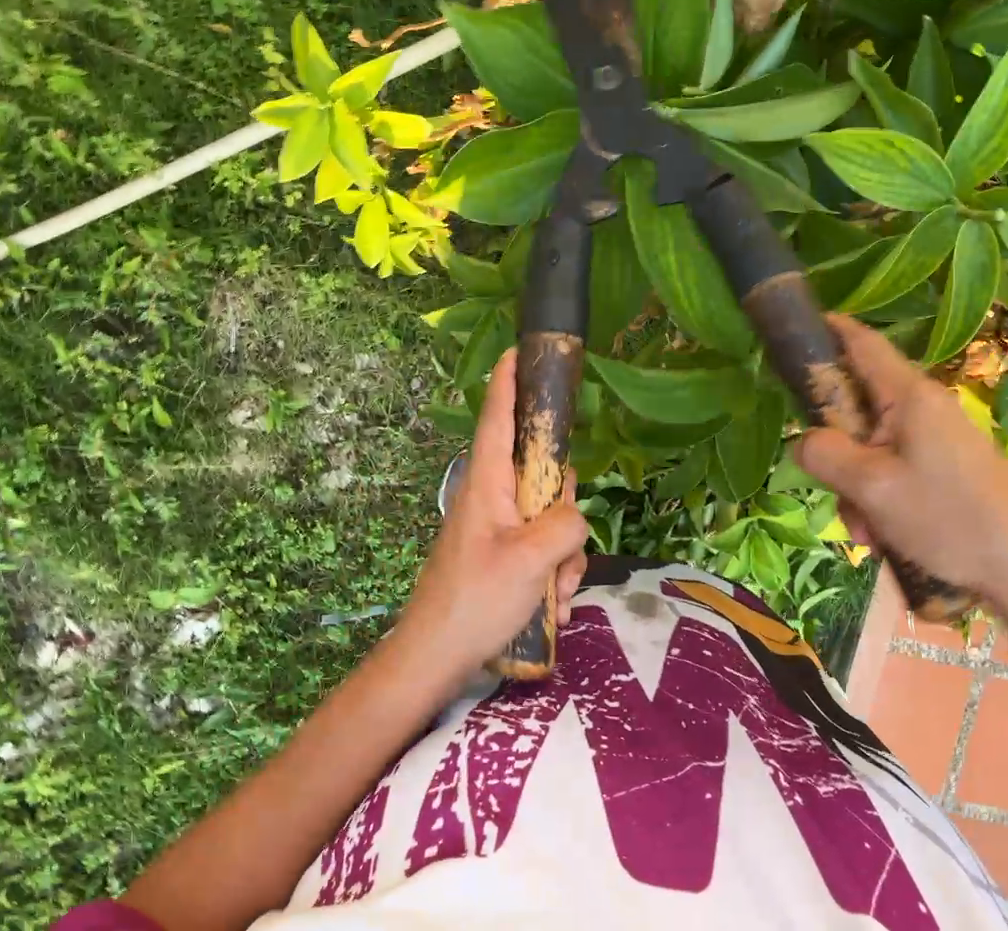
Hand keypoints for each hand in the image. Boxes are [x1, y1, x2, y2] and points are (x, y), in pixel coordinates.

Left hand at [400, 350, 588, 676]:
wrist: (434, 659)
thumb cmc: (475, 601)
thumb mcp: (532, 561)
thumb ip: (565, 524)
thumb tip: (573, 515)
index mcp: (487, 483)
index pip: (497, 417)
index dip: (509, 381)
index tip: (520, 349)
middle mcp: (491, 497)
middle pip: (543, 474)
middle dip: (566, 511)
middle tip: (561, 555)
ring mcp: (496, 529)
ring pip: (550, 519)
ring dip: (563, 557)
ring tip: (552, 595)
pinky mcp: (500, 557)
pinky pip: (541, 551)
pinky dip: (552, 576)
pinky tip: (548, 609)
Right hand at [792, 316, 1007, 609]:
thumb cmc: (947, 517)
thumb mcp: (871, 487)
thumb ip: (825, 454)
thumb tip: (803, 439)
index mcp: (909, 396)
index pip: (862, 343)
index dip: (828, 331)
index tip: (793, 333)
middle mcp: (924, 408)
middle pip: (857, 407)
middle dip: (833, 448)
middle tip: (830, 487)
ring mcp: (936, 439)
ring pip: (870, 448)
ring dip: (855, 486)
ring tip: (867, 532)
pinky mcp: (944, 469)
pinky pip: (892, 472)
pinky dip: (878, 500)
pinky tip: (884, 536)